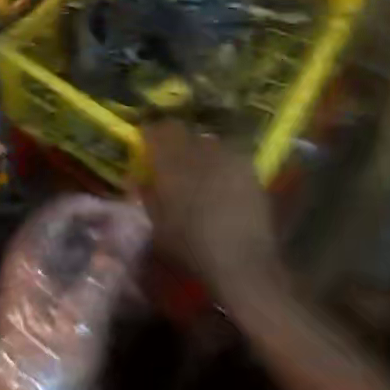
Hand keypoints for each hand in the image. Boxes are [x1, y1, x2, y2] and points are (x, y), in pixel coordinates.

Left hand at [0, 195, 148, 389]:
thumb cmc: (48, 356)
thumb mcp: (86, 310)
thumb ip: (112, 262)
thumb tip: (139, 218)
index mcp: (30, 250)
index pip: (69, 207)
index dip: (104, 207)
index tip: (136, 216)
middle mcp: (28, 257)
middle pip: (72, 228)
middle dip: (109, 232)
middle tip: (142, 242)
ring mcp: (32, 281)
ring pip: (75, 252)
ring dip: (107, 256)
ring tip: (139, 269)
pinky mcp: (40, 304)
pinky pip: (73, 274)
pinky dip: (98, 277)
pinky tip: (124, 294)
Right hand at [139, 121, 280, 295]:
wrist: (243, 259)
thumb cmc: (192, 248)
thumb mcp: (158, 227)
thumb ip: (148, 195)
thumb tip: (142, 179)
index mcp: (171, 161)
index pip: (156, 130)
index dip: (151, 136)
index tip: (147, 148)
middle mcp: (198, 149)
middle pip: (181, 131)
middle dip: (173, 142)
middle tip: (172, 162)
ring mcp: (225, 153)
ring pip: (205, 141)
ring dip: (198, 152)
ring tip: (200, 174)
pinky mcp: (247, 164)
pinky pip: (227, 154)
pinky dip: (221, 163)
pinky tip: (223, 184)